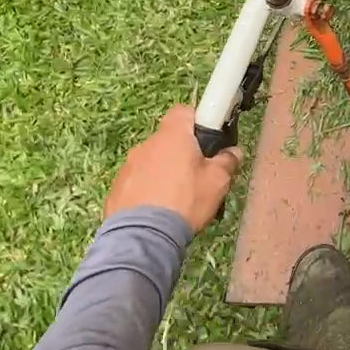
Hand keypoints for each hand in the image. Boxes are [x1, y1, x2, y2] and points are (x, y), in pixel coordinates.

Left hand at [104, 105, 245, 234]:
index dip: (197, 121)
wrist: (143, 238)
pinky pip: (137, 182)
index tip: (207, 140)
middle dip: (182, 153)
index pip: (183, 111)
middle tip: (197, 174)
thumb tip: (233, 152)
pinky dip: (147, 191)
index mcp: (173, 135)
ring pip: (152, 162)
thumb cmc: (185, 200)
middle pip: (168, 139)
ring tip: (176, 199)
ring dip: (163, 172)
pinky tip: (157, 211)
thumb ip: (228, 161)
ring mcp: (127, 167)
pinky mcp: (116, 190)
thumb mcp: (218, 181)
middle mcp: (147, 145)